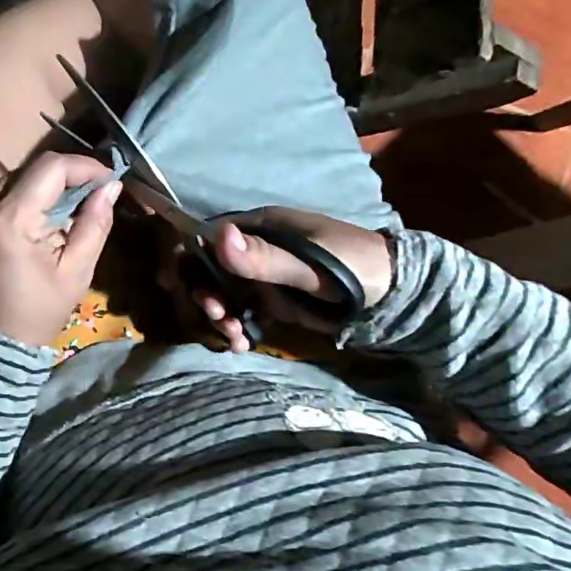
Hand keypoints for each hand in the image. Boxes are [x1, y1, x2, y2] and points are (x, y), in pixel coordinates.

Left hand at [0, 153, 120, 345]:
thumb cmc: (35, 315)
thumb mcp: (75, 273)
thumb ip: (94, 225)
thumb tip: (111, 187)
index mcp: (9, 221)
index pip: (50, 168)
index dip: (84, 166)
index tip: (108, 179)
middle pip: (28, 172)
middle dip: (64, 178)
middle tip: (91, 196)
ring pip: (10, 184)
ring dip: (40, 192)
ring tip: (64, 215)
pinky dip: (19, 205)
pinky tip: (35, 228)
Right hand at [186, 206, 392, 353]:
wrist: (395, 292)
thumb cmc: (355, 268)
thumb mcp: (312, 265)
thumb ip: (266, 258)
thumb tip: (217, 236)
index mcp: (262, 226)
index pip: (208, 235)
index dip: (186, 257)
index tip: (175, 285)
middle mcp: (257, 247)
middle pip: (211, 268)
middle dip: (206, 295)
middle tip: (219, 319)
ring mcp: (265, 274)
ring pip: (225, 293)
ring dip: (221, 315)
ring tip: (235, 338)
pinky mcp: (274, 297)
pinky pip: (244, 310)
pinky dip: (238, 327)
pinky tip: (242, 344)